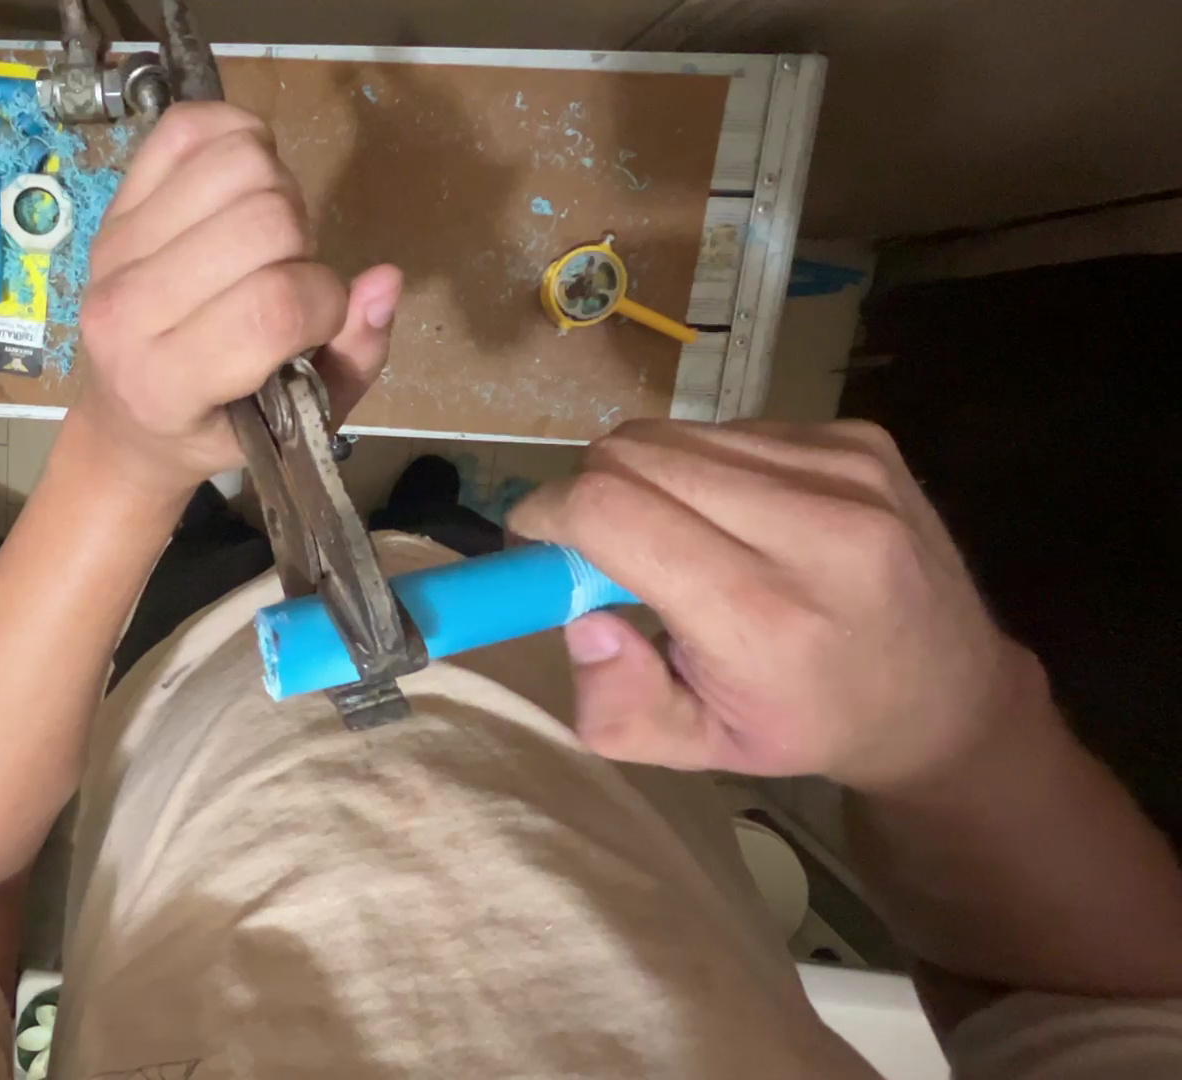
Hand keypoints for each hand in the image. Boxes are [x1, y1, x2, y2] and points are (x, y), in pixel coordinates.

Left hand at [64, 102, 403, 497]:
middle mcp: (127, 311)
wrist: (125, 419)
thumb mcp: (291, 428)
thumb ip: (350, 364)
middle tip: (289, 281)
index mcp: (167, 383)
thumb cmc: (213, 431)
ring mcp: (114, 250)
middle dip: (303, 249)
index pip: (273, 308)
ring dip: (279, 195)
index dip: (325, 302)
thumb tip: (386, 280)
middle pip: (262, 221)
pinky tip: (242, 194)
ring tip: (267, 243)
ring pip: (236, 162)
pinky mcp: (114, 205)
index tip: (320, 321)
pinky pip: (191, 128)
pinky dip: (240, 142)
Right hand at [508, 419, 1050, 793]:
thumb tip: (581, 619)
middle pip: (627, 455)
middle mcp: (814, 526)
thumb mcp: (692, 749)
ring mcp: (845, 470)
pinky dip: (690, 465)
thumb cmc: (799, 724)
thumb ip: (617, 703)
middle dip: (580, 492)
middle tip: (588, 544)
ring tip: (661, 530)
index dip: (545, 512)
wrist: (946, 692)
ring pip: (666, 434)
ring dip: (634, 477)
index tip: (531, 540)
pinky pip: (718, 430)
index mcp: (762, 616)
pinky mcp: (859, 438)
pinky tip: (721, 512)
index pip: (611, 511)